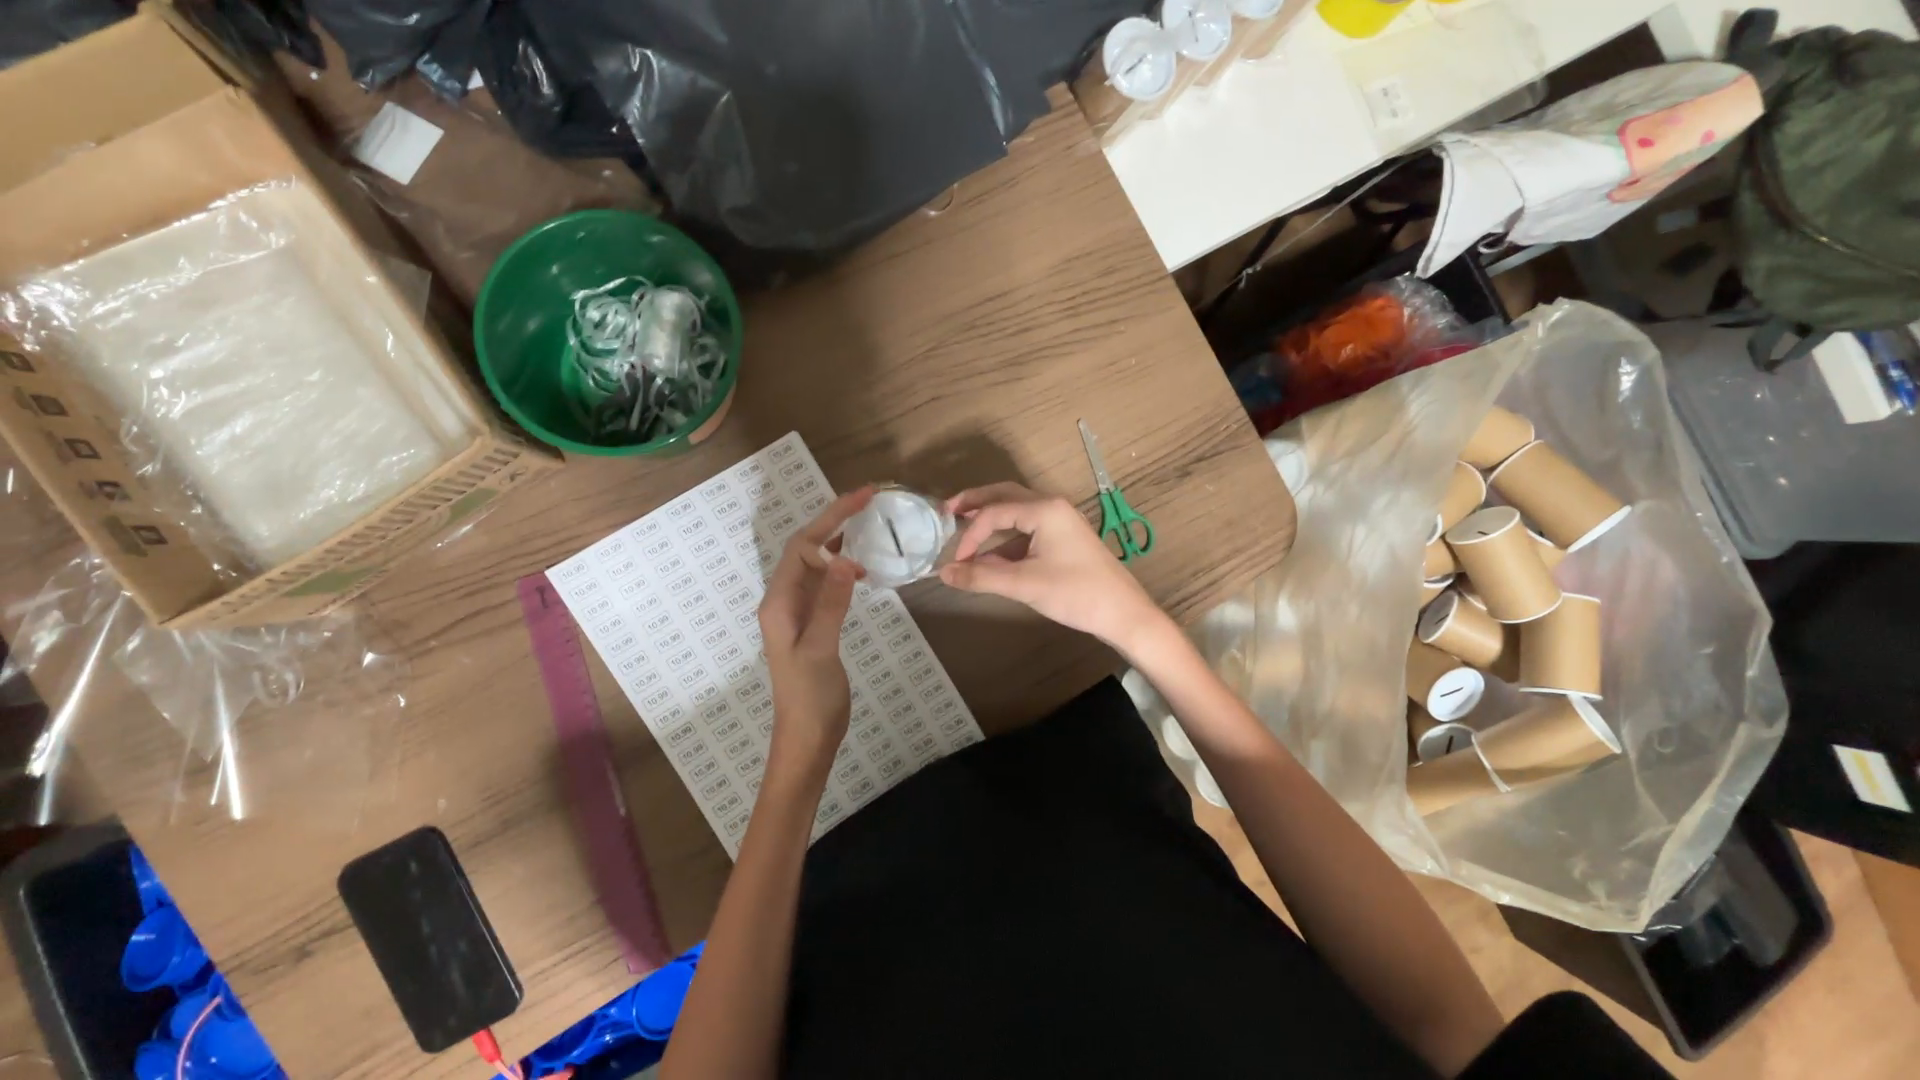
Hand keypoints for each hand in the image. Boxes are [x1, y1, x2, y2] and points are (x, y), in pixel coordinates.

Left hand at [759, 487, 872, 781]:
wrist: (807, 737)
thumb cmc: (809, 697)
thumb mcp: (820, 649)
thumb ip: (830, 603)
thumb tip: (843, 558)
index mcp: (779, 603)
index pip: (801, 547)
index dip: (830, 520)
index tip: (865, 502)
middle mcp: (783, 601)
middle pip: (806, 548)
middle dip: (834, 520)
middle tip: (869, 498)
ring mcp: (797, 612)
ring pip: (815, 564)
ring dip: (838, 540)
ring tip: (868, 521)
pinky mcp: (812, 624)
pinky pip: (825, 583)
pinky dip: (842, 567)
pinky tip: (862, 567)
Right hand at [937, 483, 1169, 654]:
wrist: (1123, 612)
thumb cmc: (1075, 593)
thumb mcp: (1024, 585)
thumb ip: (981, 577)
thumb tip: (944, 573)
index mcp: (1044, 509)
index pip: (993, 512)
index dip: (969, 536)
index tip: (955, 561)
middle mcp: (1052, 506)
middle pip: (1005, 495)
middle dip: (975, 503)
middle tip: (948, 512)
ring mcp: (1061, 521)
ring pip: (1017, 511)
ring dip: (991, 522)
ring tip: (966, 536)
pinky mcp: (1065, 538)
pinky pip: (1029, 529)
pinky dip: (1007, 539)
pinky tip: (994, 559)